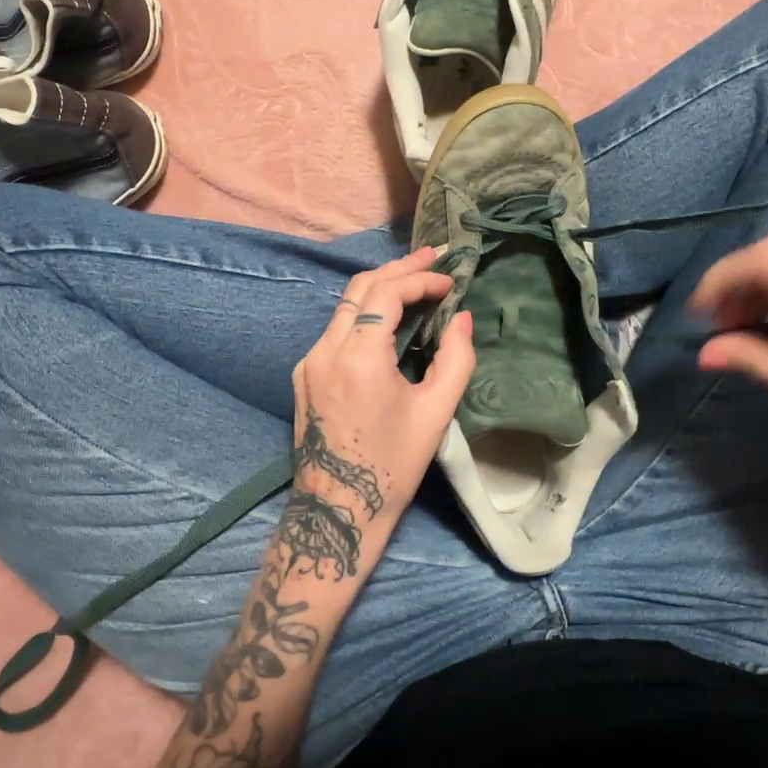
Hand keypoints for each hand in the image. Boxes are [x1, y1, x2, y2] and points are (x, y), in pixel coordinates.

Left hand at [290, 249, 476, 534]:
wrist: (338, 511)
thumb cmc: (392, 465)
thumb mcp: (435, 413)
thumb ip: (455, 359)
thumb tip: (462, 318)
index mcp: (357, 358)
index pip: (385, 294)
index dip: (420, 279)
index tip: (450, 282)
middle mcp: (325, 350)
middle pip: (359, 288)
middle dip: (398, 269)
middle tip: (434, 257)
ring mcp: (309, 361)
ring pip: (345, 306)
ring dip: (380, 288)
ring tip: (416, 280)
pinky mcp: (305, 375)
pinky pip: (336, 329)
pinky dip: (366, 313)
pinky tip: (389, 317)